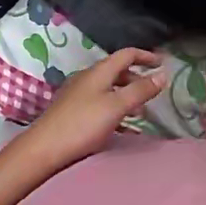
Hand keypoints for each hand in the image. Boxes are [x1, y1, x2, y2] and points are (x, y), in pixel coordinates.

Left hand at [14, 49, 165, 175]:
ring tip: (141, 111)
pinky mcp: (72, 112)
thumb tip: (163, 74)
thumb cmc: (82, 124)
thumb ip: (140, 90)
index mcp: (99, 71)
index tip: (162, 63)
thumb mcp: (116, 106)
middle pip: (117, 71)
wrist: (43, 150)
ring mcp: (78, 95)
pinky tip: (121, 127)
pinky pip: (100, 104)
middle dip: (137, 77)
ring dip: (126, 95)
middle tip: (153, 90)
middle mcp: (88, 78)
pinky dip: (115, 109)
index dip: (145, 56)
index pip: (126, 54)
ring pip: (109, 89)